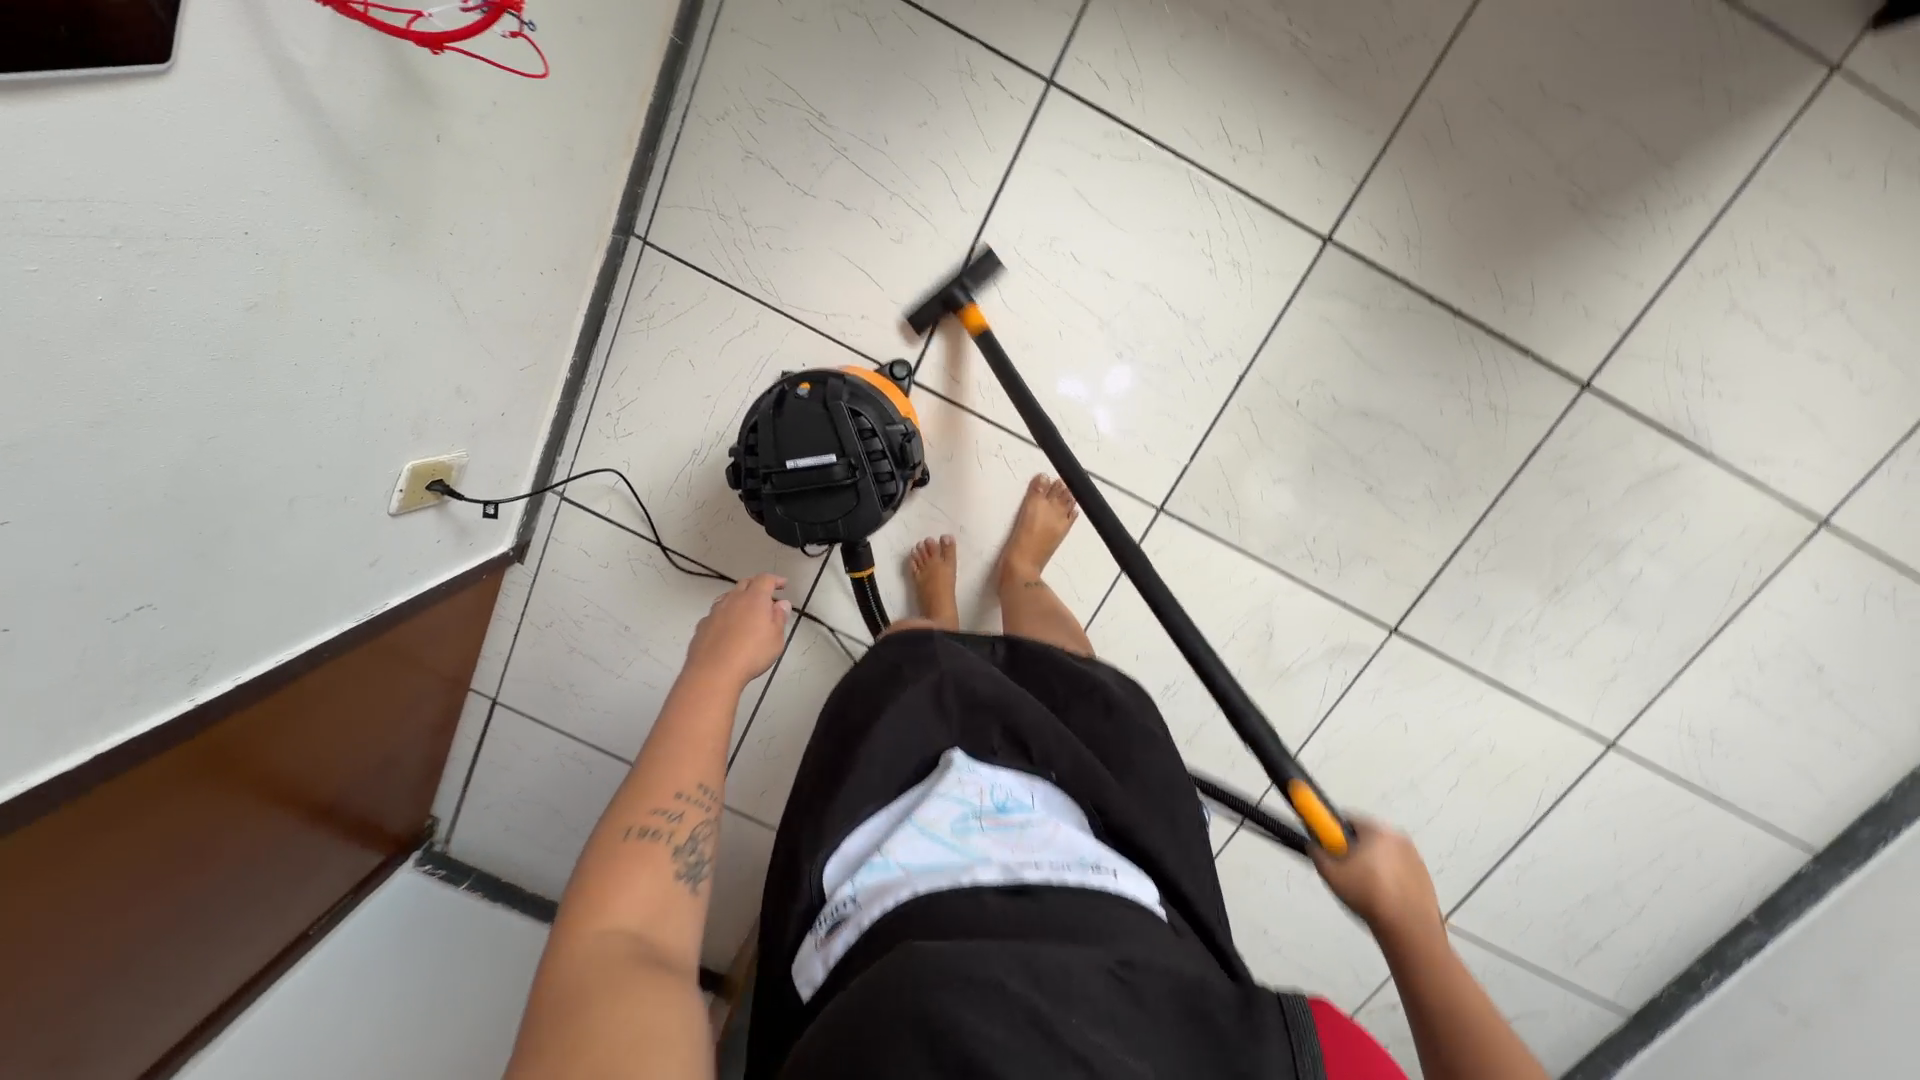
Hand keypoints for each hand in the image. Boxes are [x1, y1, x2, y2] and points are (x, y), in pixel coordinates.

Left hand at [684, 574, 789, 688]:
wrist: (713, 672)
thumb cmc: (752, 654)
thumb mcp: (776, 638)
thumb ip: (779, 618)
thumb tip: (782, 603)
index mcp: (754, 599)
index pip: (765, 579)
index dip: (775, 579)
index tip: (783, 584)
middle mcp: (733, 599)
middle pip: (745, 583)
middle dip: (757, 585)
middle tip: (766, 595)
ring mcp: (715, 612)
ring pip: (728, 597)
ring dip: (739, 599)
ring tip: (746, 610)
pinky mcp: (703, 625)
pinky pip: (716, 613)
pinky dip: (726, 614)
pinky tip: (728, 627)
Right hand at [1312, 818, 1442, 943]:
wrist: (1409, 928)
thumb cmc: (1367, 895)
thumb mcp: (1330, 874)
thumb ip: (1317, 852)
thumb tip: (1314, 844)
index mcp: (1376, 830)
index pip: (1347, 819)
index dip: (1333, 832)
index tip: (1330, 849)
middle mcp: (1398, 836)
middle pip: (1367, 835)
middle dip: (1354, 849)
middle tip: (1345, 870)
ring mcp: (1415, 856)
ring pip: (1383, 852)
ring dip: (1372, 863)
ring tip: (1365, 888)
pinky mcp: (1425, 874)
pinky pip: (1399, 867)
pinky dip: (1389, 876)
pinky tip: (1383, 896)